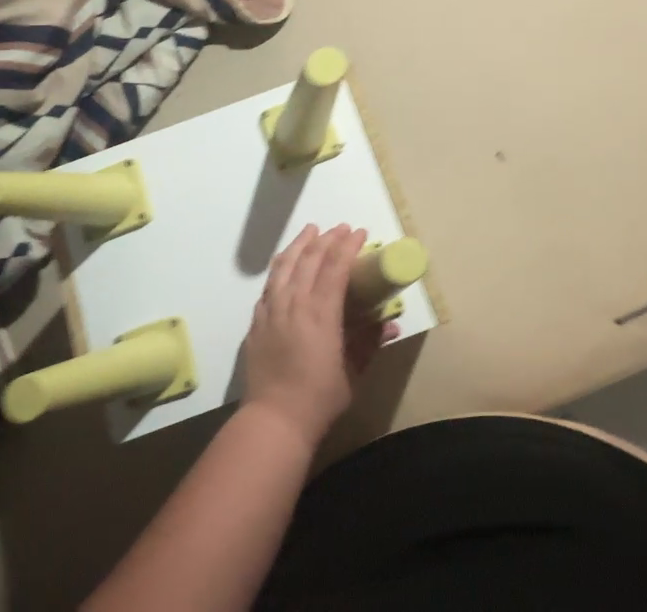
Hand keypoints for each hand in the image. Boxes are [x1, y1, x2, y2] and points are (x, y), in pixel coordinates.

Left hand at [241, 224, 397, 443]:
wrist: (274, 419)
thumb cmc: (319, 399)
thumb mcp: (352, 372)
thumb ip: (368, 343)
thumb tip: (389, 325)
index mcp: (320, 314)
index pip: (335, 267)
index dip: (347, 246)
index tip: (360, 232)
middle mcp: (293, 304)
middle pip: (309, 260)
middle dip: (326, 239)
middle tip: (340, 228)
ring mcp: (271, 311)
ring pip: (284, 266)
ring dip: (299, 245)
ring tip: (310, 231)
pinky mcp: (256, 322)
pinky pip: (269, 285)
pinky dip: (280, 268)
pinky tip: (285, 266)